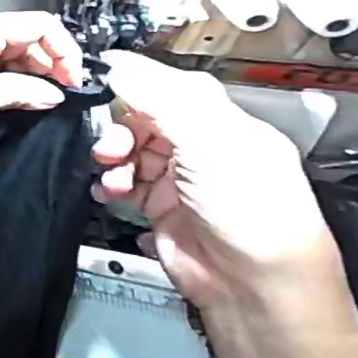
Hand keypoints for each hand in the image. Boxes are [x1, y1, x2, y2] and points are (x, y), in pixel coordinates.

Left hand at [0, 11, 101, 181]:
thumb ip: (20, 90)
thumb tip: (55, 93)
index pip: (37, 24)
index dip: (63, 49)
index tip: (75, 81)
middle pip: (26, 35)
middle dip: (50, 61)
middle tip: (64, 94)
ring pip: (12, 49)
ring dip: (33, 71)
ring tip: (47, 99)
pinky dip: (13, 76)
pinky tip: (23, 95)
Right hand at [90, 51, 345, 319]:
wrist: (255, 290)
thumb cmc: (252, 214)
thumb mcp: (207, 142)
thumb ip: (160, 100)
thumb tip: (120, 67)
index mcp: (222, 123)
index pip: (170, 87)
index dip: (137, 83)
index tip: (102, 79)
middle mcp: (201, 147)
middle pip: (144, 118)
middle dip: (120, 127)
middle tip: (111, 145)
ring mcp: (181, 178)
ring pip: (130, 149)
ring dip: (113, 157)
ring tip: (112, 175)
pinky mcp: (161, 207)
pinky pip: (124, 182)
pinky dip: (111, 184)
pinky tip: (109, 191)